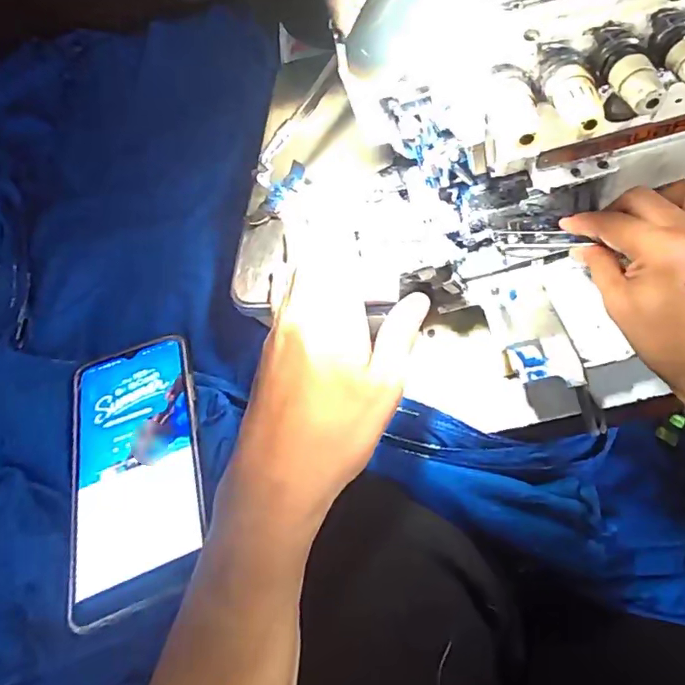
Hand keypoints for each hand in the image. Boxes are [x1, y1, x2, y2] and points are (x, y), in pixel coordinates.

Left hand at [221, 240, 429, 546]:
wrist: (275, 478)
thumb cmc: (336, 435)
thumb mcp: (384, 389)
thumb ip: (400, 336)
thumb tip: (416, 302)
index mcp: (328, 316)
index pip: (335, 255)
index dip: (344, 228)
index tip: (355, 207)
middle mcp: (296, 314)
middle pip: (309, 260)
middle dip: (329, 239)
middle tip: (353, 228)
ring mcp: (277, 332)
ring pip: (294, 280)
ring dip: (315, 263)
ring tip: (340, 257)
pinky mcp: (268, 350)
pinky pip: (287, 302)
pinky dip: (305, 288)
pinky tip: (322, 303)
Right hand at [560, 175, 684, 410]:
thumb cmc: (670, 344)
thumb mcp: (619, 306)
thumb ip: (600, 267)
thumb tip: (587, 247)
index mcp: (662, 249)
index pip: (613, 222)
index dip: (585, 222)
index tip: (572, 225)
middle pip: (645, 197)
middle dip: (616, 208)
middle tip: (603, 227)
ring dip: (667, 196)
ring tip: (652, 216)